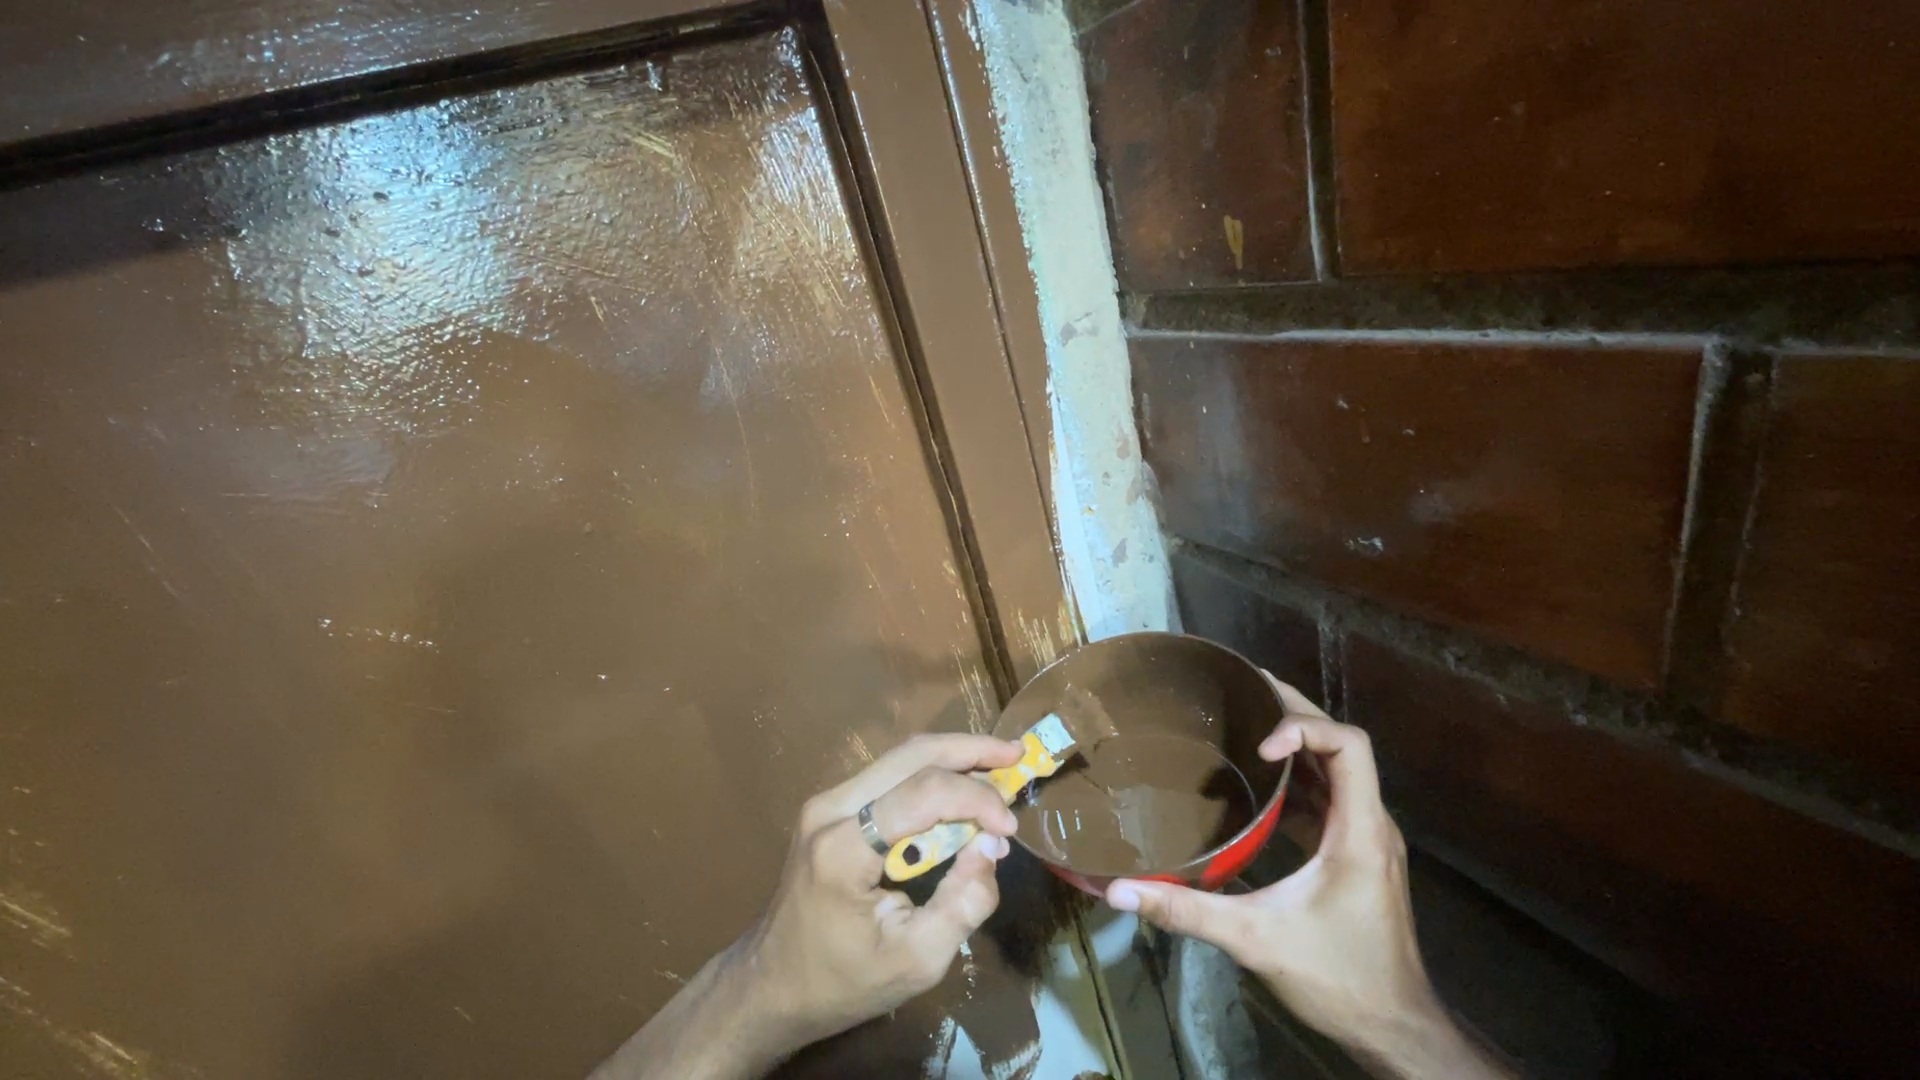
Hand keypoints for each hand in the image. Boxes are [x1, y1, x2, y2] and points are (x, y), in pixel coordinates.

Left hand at [739, 733, 1021, 1048]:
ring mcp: (826, 801)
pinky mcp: (831, 806)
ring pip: (900, 756)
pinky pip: (890, 774)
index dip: (976, 800)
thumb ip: (962, 904)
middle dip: (970, 749)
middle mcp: (830, 808)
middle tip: (1017, 755)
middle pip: (911, 754)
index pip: (923, 795)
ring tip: (999, 765)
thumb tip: (992, 846)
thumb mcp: (915, 962)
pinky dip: (932, 773)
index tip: (1010, 830)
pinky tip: (962, 785)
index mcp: (843, 849)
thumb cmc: (841, 982)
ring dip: (953, 757)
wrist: (770, 985)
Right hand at [1104, 677, 1511, 1078]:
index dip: (1302, 728)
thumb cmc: (1339, 978)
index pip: (1348, 745)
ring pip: (1335, 768)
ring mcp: (1365, 837)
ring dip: (1294, 741)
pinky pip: (1326, 795)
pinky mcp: (1354, 853)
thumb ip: (1187, 912)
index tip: (1258, 745)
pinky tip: (1256, 780)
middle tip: (1242, 690)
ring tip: (1243, 721)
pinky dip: (1293, 776)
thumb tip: (1120, 891)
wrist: (1397, 1031)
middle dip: (1293, 713)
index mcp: (1360, 829)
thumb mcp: (1255, 941)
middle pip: (1340, 744)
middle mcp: (1369, 822)